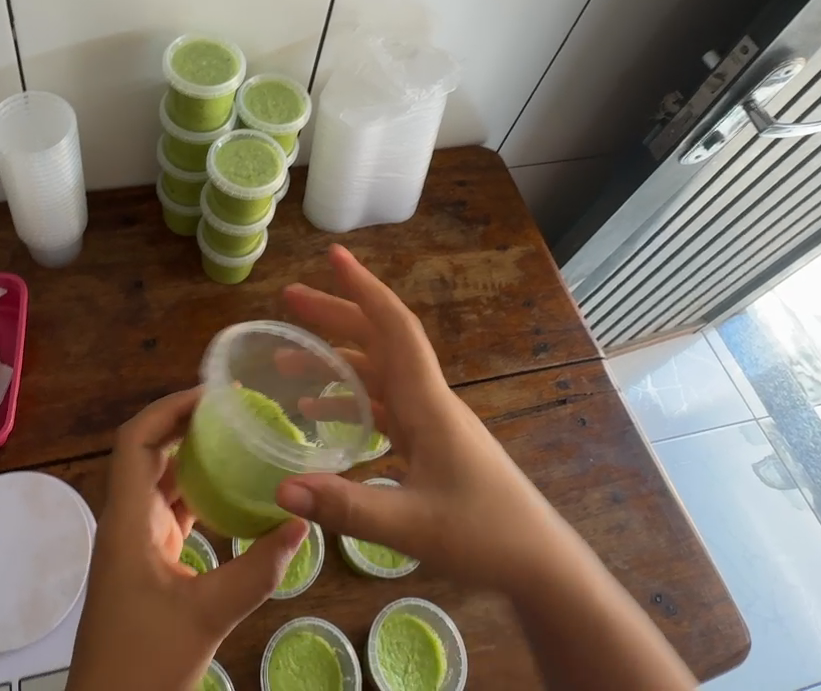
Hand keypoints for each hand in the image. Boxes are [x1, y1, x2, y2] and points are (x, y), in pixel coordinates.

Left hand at [68, 388, 308, 690]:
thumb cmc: (142, 663)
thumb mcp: (206, 616)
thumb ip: (256, 570)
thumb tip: (302, 521)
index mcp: (127, 520)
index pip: (137, 440)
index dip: (170, 408)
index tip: (214, 394)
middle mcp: (127, 521)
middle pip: (150, 453)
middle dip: (190, 425)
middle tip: (238, 410)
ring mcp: (136, 542)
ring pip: (163, 482)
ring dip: (197, 459)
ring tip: (243, 439)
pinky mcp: (149, 563)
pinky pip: (174, 512)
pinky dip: (202, 496)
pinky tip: (236, 495)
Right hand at [278, 247, 695, 689]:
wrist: (539, 565)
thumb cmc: (486, 536)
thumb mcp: (412, 525)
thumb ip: (347, 507)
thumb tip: (281, 488)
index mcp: (427, 403)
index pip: (394, 327)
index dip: (363, 288)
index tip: (334, 255)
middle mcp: (427, 400)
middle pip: (378, 340)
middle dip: (335, 314)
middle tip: (289, 299)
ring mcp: (429, 421)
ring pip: (376, 372)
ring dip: (335, 359)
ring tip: (285, 358)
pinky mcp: (429, 443)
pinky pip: (381, 405)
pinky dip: (347, 399)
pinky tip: (316, 413)